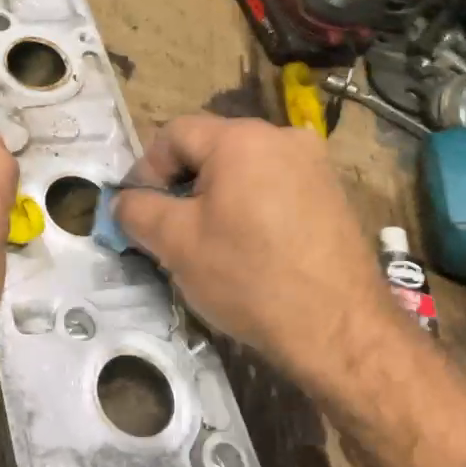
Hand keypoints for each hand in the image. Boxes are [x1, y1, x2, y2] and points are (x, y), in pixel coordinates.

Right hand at [114, 115, 400, 384]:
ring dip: (214, 198)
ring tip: (206, 243)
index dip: (146, 170)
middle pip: (210, 149)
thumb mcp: (175, 243)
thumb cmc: (249, 277)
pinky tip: (247, 250)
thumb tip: (124, 201)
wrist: (341, 331)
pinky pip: (273, 188)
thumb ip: (136, 210)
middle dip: (180, 185)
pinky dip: (249, 209)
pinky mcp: (332, 196)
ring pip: (242, 170)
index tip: (138, 211)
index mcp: (241, 139)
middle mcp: (282, 138)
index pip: (174, 134)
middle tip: (167, 229)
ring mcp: (314, 166)